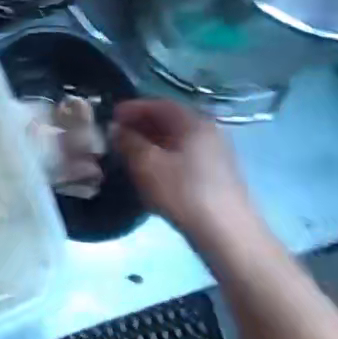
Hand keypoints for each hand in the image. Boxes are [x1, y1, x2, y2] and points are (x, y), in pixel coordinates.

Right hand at [109, 99, 258, 243]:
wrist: (227, 234)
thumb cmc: (183, 192)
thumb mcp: (146, 164)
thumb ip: (127, 141)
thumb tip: (116, 129)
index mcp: (194, 123)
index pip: (159, 104)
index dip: (132, 108)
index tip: (111, 117)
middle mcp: (209, 132)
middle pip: (169, 121)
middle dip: (140, 125)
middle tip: (116, 136)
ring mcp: (216, 154)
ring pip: (176, 140)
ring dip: (150, 143)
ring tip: (128, 155)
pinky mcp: (216, 176)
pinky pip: (184, 156)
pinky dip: (163, 157)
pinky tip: (150, 172)